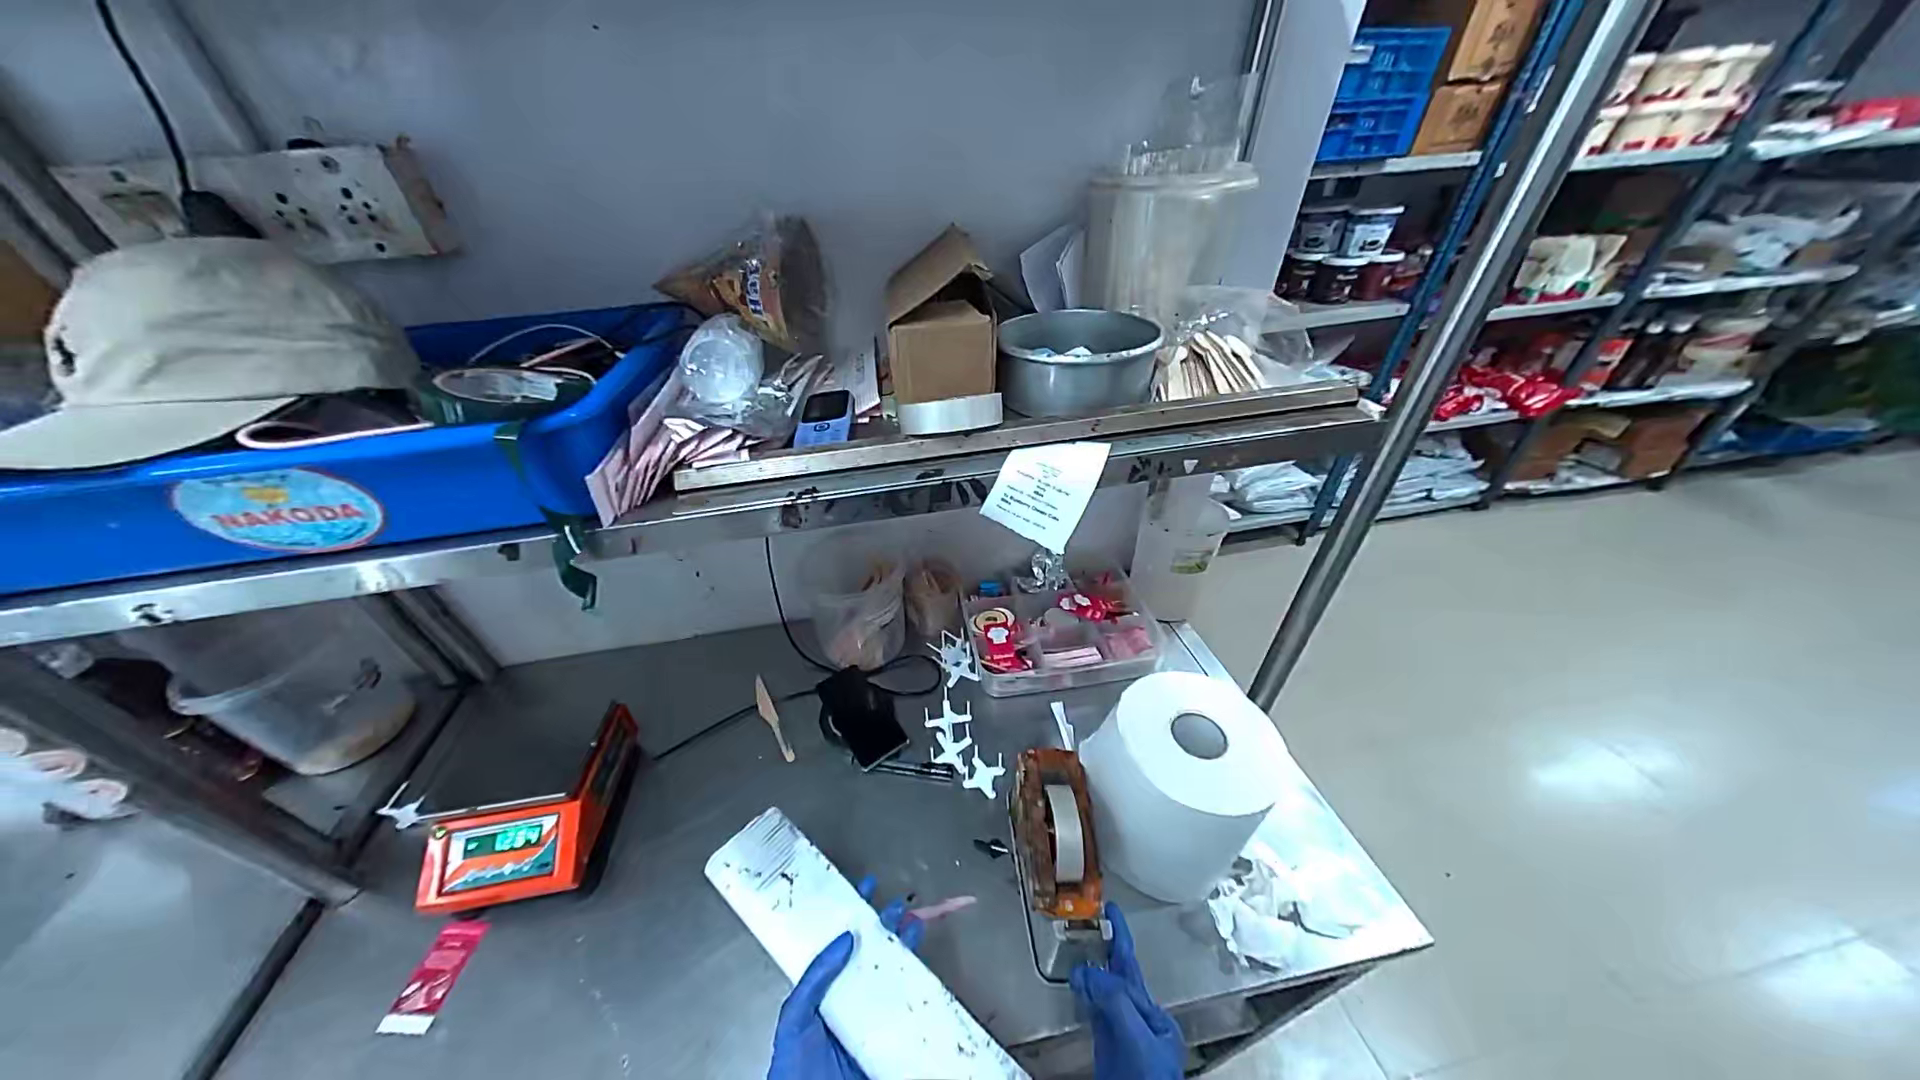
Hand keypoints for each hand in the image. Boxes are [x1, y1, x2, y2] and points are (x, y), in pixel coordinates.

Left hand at [768, 875, 923, 1079]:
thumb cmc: (792, 1072)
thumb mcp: (794, 1018)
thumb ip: (815, 977)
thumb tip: (845, 938)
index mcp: (824, 989)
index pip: (842, 943)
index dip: (854, 913)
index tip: (866, 888)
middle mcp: (849, 997)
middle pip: (873, 953)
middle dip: (887, 926)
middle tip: (898, 905)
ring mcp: (872, 1016)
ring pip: (894, 973)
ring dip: (905, 948)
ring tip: (914, 924)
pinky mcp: (891, 1038)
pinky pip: (909, 1007)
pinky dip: (921, 984)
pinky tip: (925, 966)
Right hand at [1071, 902, 1183, 1079]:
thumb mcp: (1136, 1038)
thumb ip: (1115, 1001)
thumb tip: (1086, 972)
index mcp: (1153, 1016)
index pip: (1132, 967)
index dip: (1122, 936)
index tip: (1112, 908)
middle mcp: (1138, 1020)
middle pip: (1118, 977)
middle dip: (1103, 949)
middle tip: (1086, 923)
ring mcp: (1122, 1035)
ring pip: (1104, 993)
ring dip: (1090, 970)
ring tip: (1075, 948)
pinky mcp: (1107, 1051)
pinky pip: (1094, 1014)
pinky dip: (1084, 996)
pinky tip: (1076, 986)